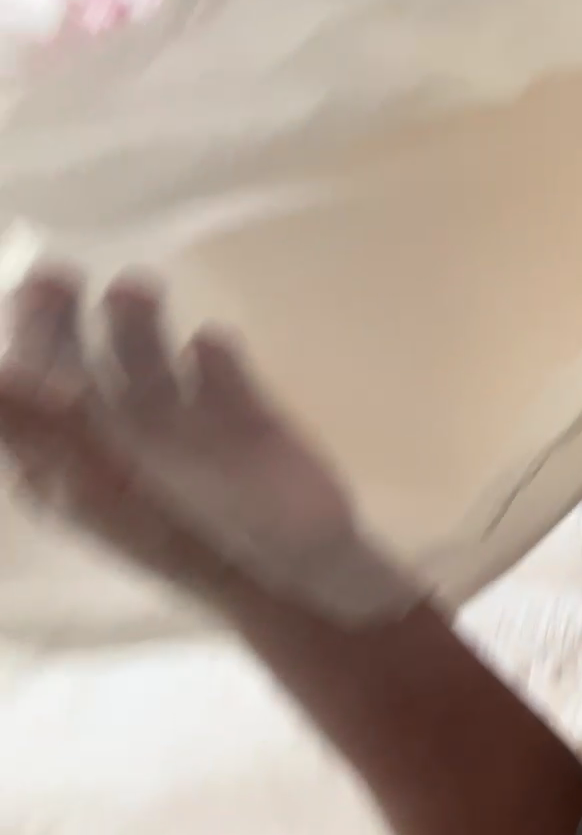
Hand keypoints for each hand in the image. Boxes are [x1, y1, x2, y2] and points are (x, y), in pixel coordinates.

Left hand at [0, 265, 416, 623]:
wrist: (299, 562)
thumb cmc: (196, 540)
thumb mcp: (105, 491)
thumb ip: (49, 433)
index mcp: (68, 458)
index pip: (19, 388)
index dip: (14, 340)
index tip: (19, 294)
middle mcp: (119, 434)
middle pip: (76, 364)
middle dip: (61, 319)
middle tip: (63, 272)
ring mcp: (186, 426)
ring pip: (146, 360)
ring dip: (137, 323)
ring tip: (138, 287)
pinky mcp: (248, 419)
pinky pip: (220, 372)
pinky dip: (212, 352)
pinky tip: (210, 340)